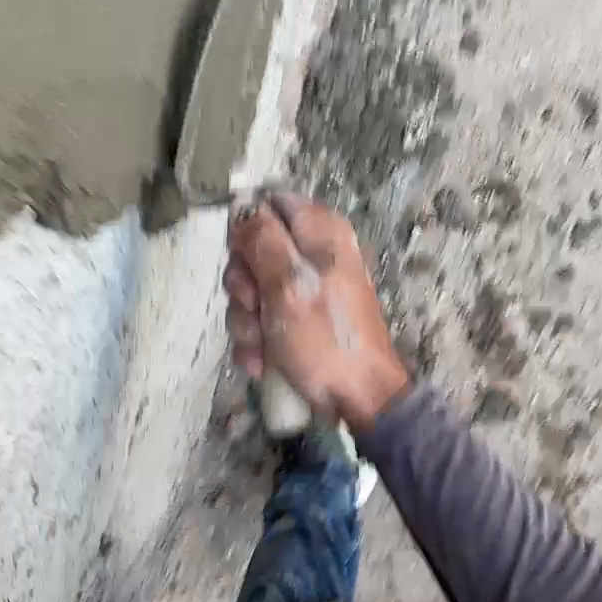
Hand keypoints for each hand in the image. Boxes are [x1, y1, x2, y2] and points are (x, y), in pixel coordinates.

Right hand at [224, 195, 409, 432]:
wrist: (359, 398)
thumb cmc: (325, 340)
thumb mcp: (288, 286)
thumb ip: (262, 241)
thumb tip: (242, 206)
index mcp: (320, 232)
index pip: (268, 202)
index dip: (246, 229)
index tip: (244, 260)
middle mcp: (313, 252)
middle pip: (252, 249)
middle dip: (244, 286)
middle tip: (256, 308)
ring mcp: (305, 287)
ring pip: (251, 288)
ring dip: (247, 321)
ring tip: (262, 346)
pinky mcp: (298, 318)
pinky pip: (260, 317)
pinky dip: (256, 340)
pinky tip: (263, 361)